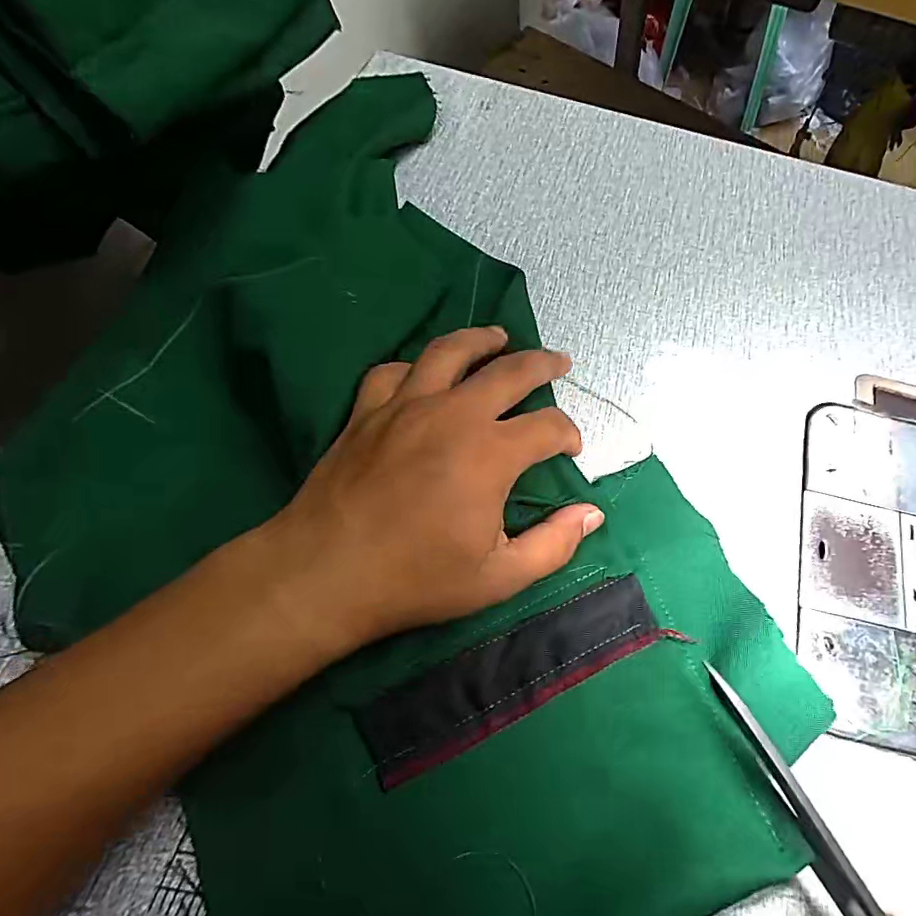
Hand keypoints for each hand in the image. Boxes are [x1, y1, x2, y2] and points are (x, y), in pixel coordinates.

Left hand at [248, 326, 601, 660]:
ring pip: (449, 352)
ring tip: (498, 337)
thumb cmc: (416, 579)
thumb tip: (591, 514)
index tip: (570, 450)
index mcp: (490, 454)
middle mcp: (453, 415)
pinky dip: (415, 366)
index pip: (548, 426)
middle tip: (559, 362)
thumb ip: (554, 544)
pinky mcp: (367, 412)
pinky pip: (393, 371)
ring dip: (481, 340)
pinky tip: (423, 373)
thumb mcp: (499, 577)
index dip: (569, 434)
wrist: (323, 575)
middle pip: (509, 371)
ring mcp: (405, 407)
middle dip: (542, 364)